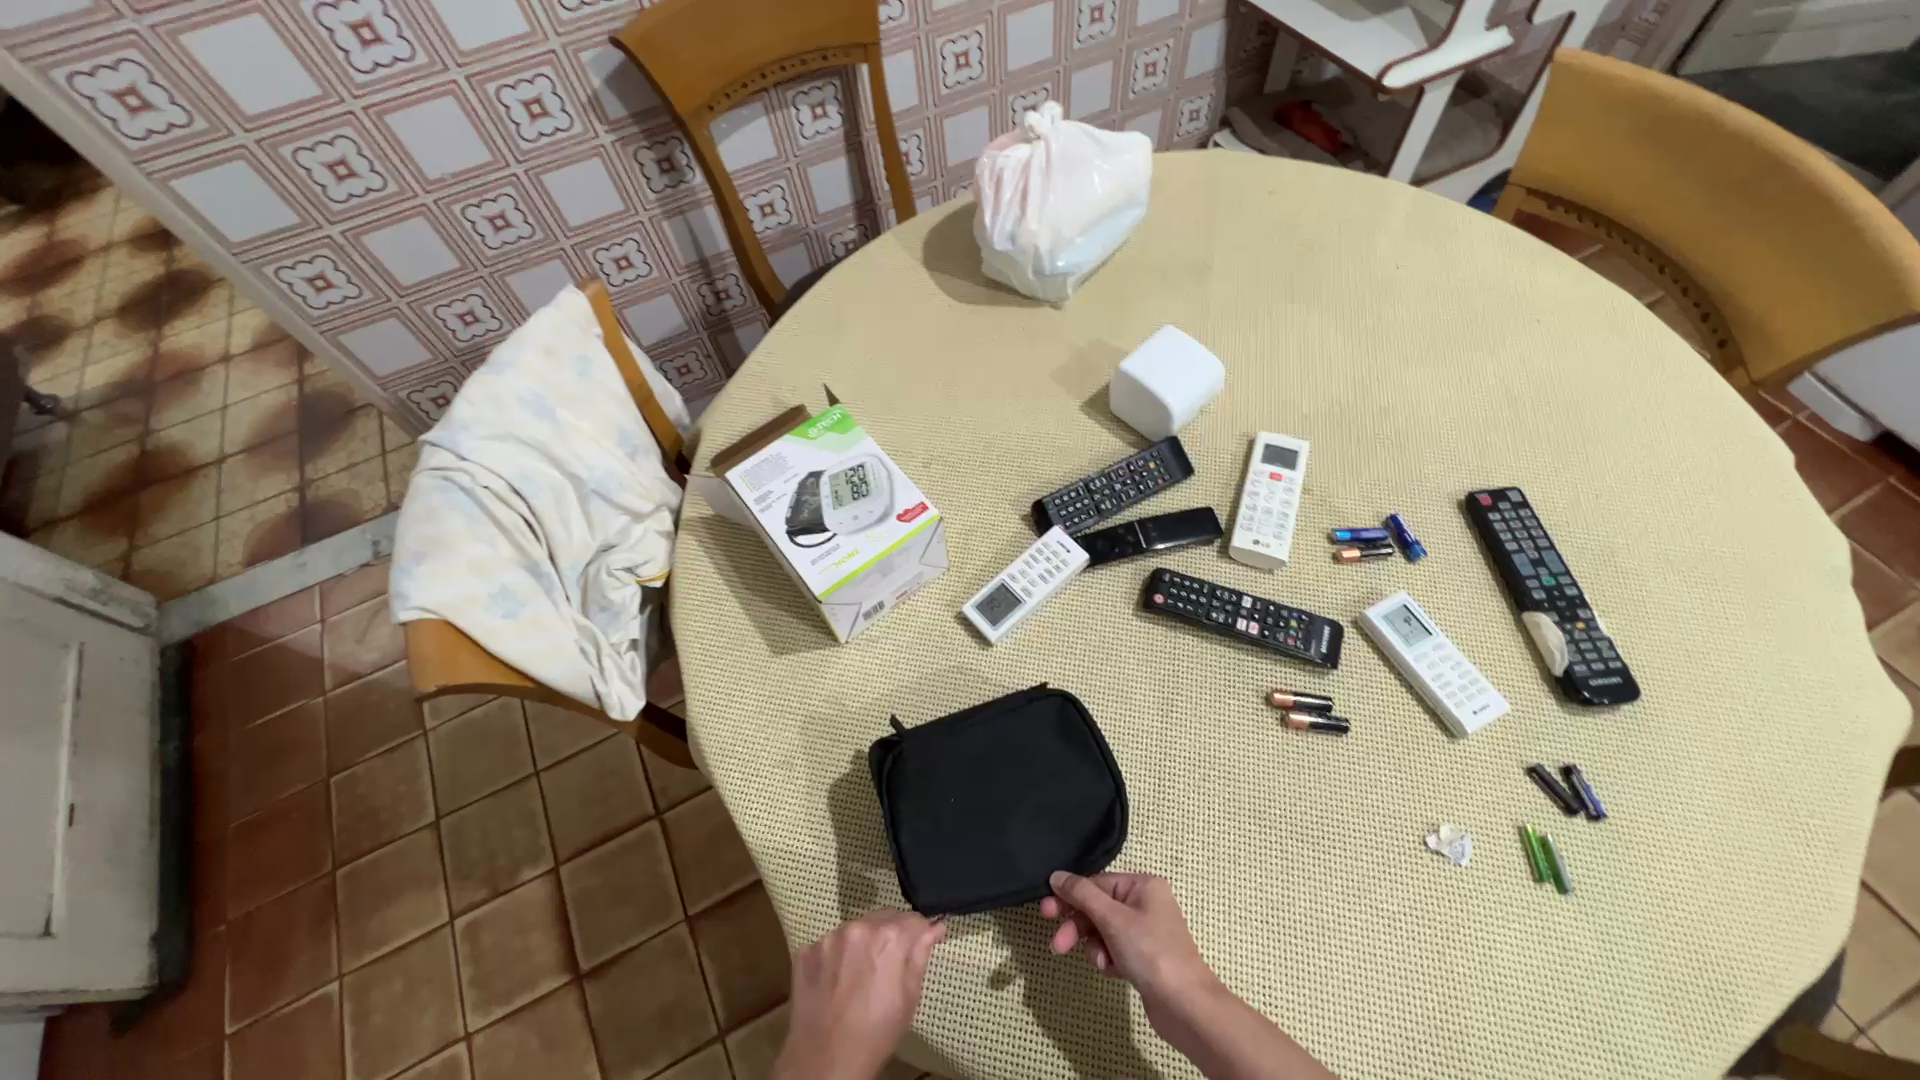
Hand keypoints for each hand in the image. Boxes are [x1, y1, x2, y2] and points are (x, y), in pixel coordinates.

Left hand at [774, 909, 945, 1079]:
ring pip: (856, 928)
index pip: (914, 919)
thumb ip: (920, 955)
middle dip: (892, 934)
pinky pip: (830, 943)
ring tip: (860, 975)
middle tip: (889, 965)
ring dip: (863, 942)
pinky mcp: (806, 950)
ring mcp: (828, 938)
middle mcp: (858, 928)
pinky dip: (837, 955)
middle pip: (884, 918)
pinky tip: (837, 981)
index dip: (920, 933)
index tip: (921, 945)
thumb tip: (935, 926)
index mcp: (889, 937)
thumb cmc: (876, 1034)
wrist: (824, 1062)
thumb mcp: (909, 998)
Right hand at [1041, 871, 1215, 1004]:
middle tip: (1056, 945)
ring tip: (1102, 964)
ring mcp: (1145, 931)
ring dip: (1096, 948)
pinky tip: (1115, 971)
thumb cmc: (1150, 952)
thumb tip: (1056, 875)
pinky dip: (1109, 960)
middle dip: (1078, 928)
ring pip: (1102, 932)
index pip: (1096, 884)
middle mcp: (1145, 903)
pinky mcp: (1143, 956)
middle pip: (1097, 908)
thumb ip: (1081, 894)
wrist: (1185, 1006)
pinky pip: (1114, 949)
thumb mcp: (1112, 918)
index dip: (1070, 897)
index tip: (1046, 912)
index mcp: (1142, 886)